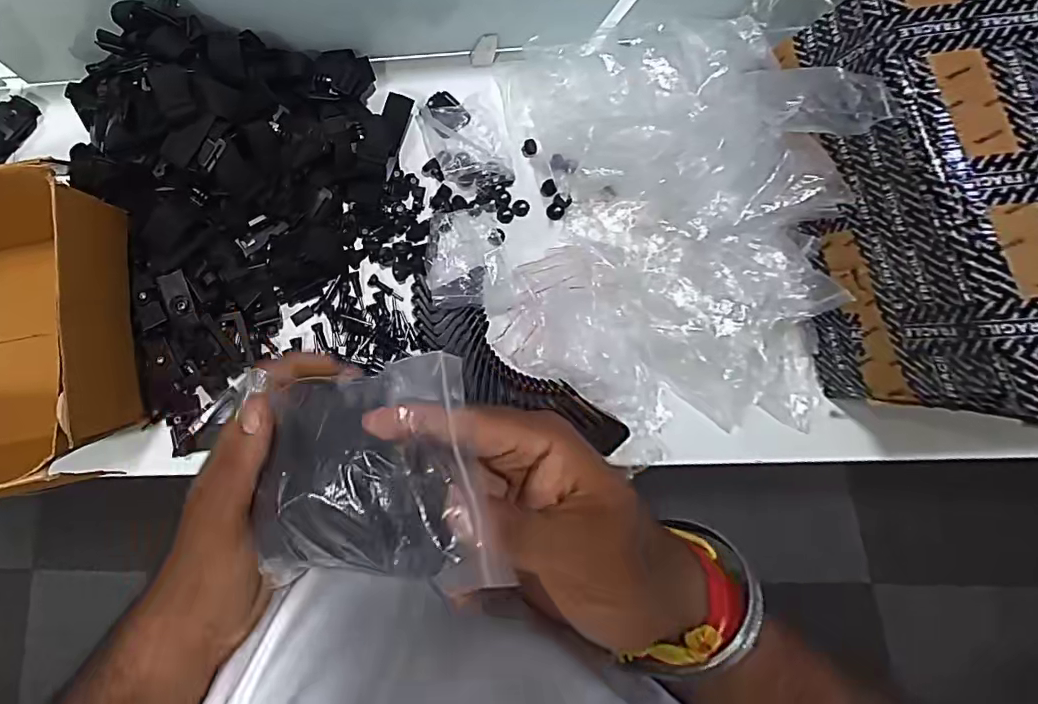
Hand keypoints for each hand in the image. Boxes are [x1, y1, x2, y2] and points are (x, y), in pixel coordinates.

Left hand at [82, 353, 345, 702]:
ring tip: (355, 415)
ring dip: (319, 416)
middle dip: (313, 386)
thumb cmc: (200, 576)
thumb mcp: (223, 512)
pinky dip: (322, 457)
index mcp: (232, 451)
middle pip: (279, 405)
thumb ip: (239, 460)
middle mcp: (247, 461)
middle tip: (352, 386)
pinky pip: (301, 472)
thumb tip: (258, 404)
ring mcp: (263, 486)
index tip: (329, 367)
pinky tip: (345, 464)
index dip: (293, 369)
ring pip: (292, 435)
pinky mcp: (278, 512)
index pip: (260, 389)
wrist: (197, 631)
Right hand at [364, 405, 707, 656]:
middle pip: (458, 449)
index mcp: (541, 443)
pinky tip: (453, 577)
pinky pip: (471, 522)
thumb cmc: (626, 572)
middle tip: (374, 472)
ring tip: (403, 524)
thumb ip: (504, 526)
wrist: (663, 617)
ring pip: (458, 487)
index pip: (472, 423)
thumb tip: (447, 506)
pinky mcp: (511, 520)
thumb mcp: (569, 550)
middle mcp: (522, 456)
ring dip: (436, 511)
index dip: (423, 420)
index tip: (377, 421)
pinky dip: (457, 546)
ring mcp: (515, 489)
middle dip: (421, 463)